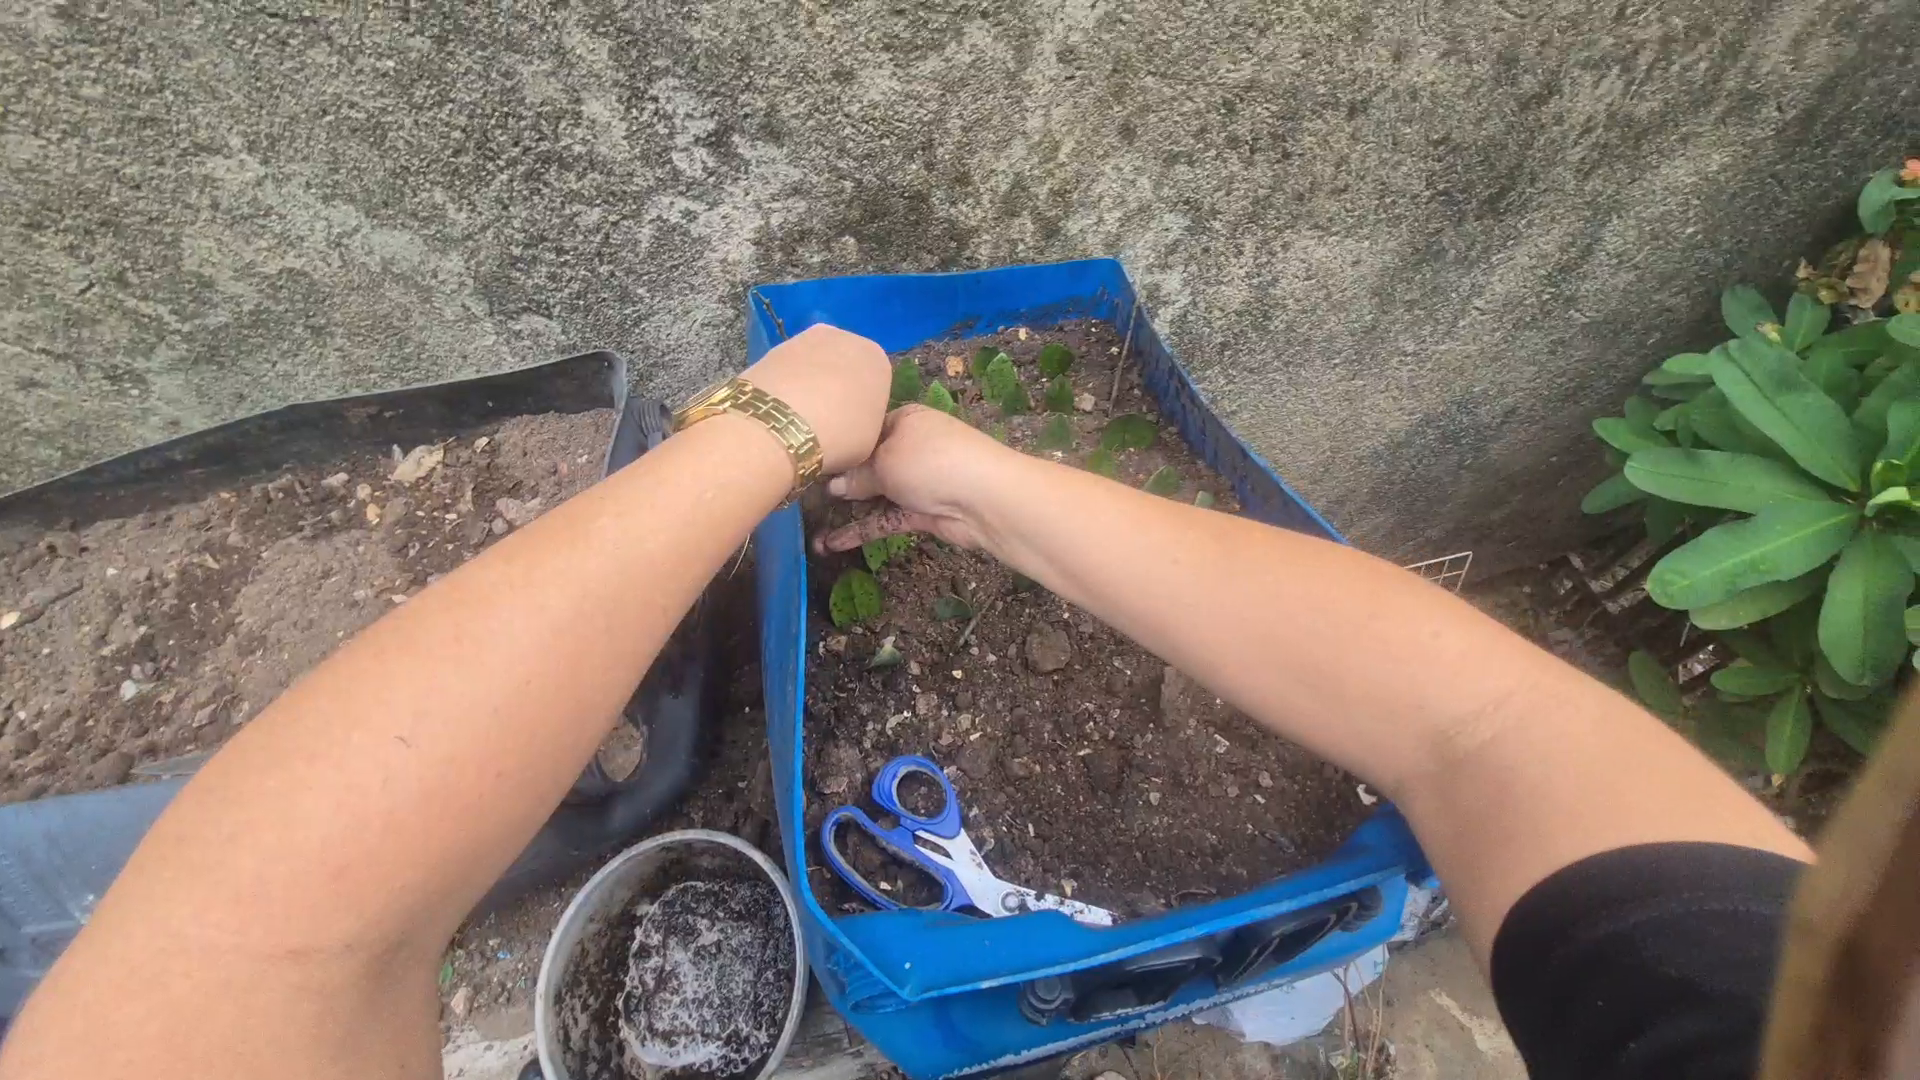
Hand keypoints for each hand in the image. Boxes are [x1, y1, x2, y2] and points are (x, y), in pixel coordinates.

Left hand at [738, 324, 890, 472]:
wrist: (783, 423)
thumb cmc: (841, 433)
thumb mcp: (870, 439)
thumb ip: (867, 421)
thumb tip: (852, 421)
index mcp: (878, 359)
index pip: (877, 383)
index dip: (865, 408)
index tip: (853, 428)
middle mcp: (846, 338)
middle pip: (845, 366)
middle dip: (837, 389)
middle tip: (827, 423)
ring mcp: (806, 337)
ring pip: (814, 366)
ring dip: (810, 386)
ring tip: (799, 419)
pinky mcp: (773, 346)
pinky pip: (788, 370)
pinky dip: (785, 386)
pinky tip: (780, 411)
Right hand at [812, 405, 1021, 553]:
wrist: (985, 497)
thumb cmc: (930, 461)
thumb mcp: (885, 460)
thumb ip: (857, 475)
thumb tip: (833, 486)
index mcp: (905, 420)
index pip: (866, 428)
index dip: (841, 444)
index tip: (811, 460)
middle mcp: (911, 447)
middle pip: (869, 463)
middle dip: (839, 481)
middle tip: (804, 495)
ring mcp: (918, 481)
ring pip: (876, 495)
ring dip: (848, 511)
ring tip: (812, 525)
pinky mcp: (922, 512)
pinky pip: (887, 518)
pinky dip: (863, 530)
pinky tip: (833, 543)